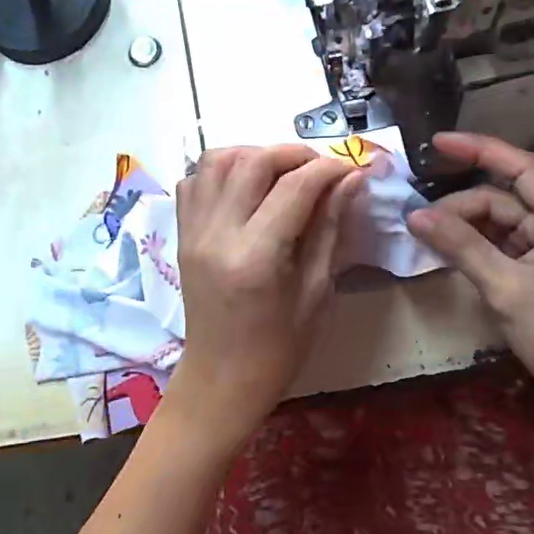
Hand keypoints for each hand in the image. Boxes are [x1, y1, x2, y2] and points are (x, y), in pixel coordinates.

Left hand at [169, 145, 363, 451]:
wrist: (221, 380)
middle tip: (319, 169)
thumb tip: (350, 180)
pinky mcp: (182, 235)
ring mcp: (192, 232)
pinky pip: (195, 181)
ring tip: (282, 173)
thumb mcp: (316, 292)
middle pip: (251, 162)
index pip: (294, 187)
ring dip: (254, 154)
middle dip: (292, 154)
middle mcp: (216, 235)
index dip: (328, 169)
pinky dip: (222, 171)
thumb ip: (329, 228)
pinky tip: (247, 188)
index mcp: (255, 257)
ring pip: (216, 160)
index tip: (351, 169)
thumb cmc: (278, 349)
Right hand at [406, 132, 533, 466]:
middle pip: (508, 197)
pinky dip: (481, 245)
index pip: (524, 168)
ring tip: (429, 237)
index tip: (437, 143)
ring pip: (505, 220)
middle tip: (420, 223)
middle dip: (463, 205)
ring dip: (468, 226)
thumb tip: (415, 215)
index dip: (480, 150)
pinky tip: (452, 250)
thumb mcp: (505, 289)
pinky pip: (510, 242)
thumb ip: (461, 247)